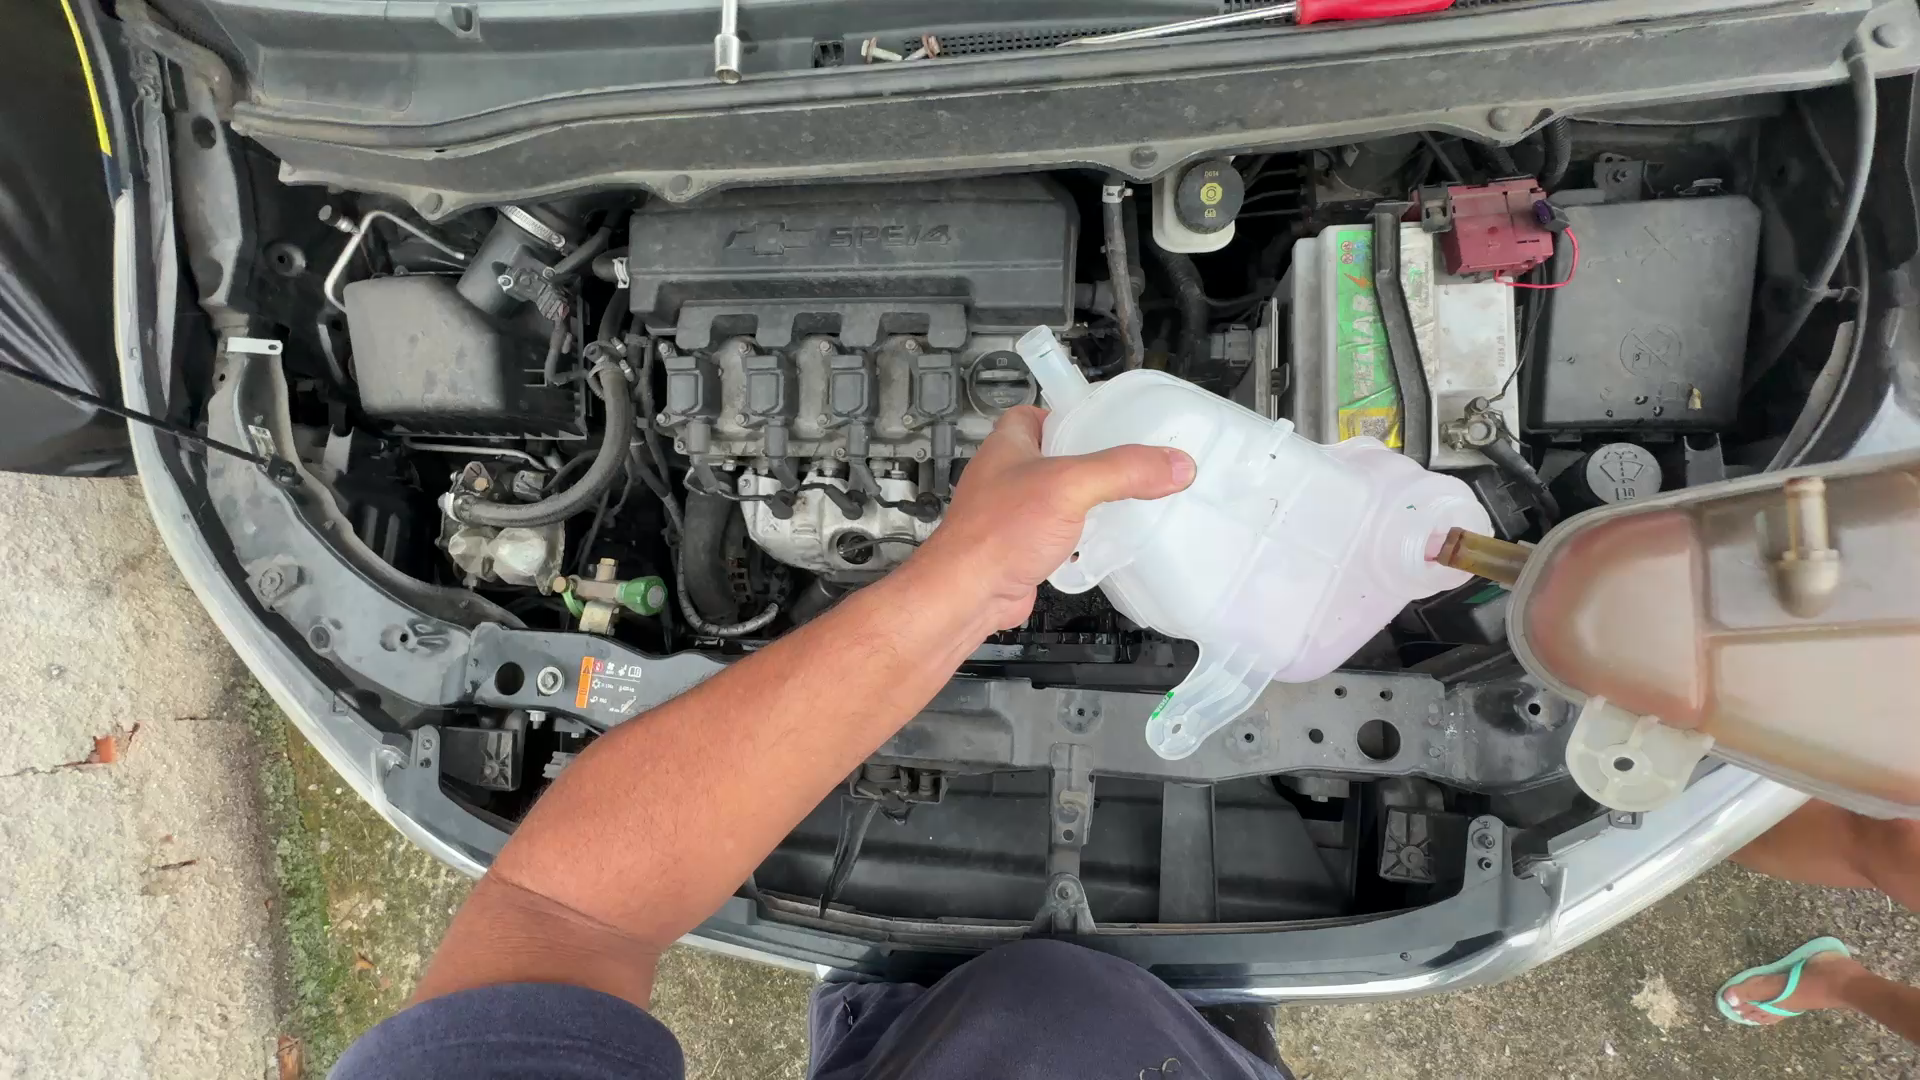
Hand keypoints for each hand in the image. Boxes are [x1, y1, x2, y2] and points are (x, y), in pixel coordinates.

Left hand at [906, 405, 1194, 629]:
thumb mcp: (1070, 486)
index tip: (1105, 421)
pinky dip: (1079, 537)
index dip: (1070, 414)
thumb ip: (1123, 470)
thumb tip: (1175, 464)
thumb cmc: (998, 532)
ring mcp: (1011, 514)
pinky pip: (1056, 534)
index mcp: (1009, 444)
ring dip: (1086, 503)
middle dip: (1090, 463)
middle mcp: (1006, 475)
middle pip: (1055, 457)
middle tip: (1128, 466)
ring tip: (1125, 502)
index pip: (1039, 413)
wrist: (968, 593)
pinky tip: (1102, 544)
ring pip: (1057, 499)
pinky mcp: (1020, 548)